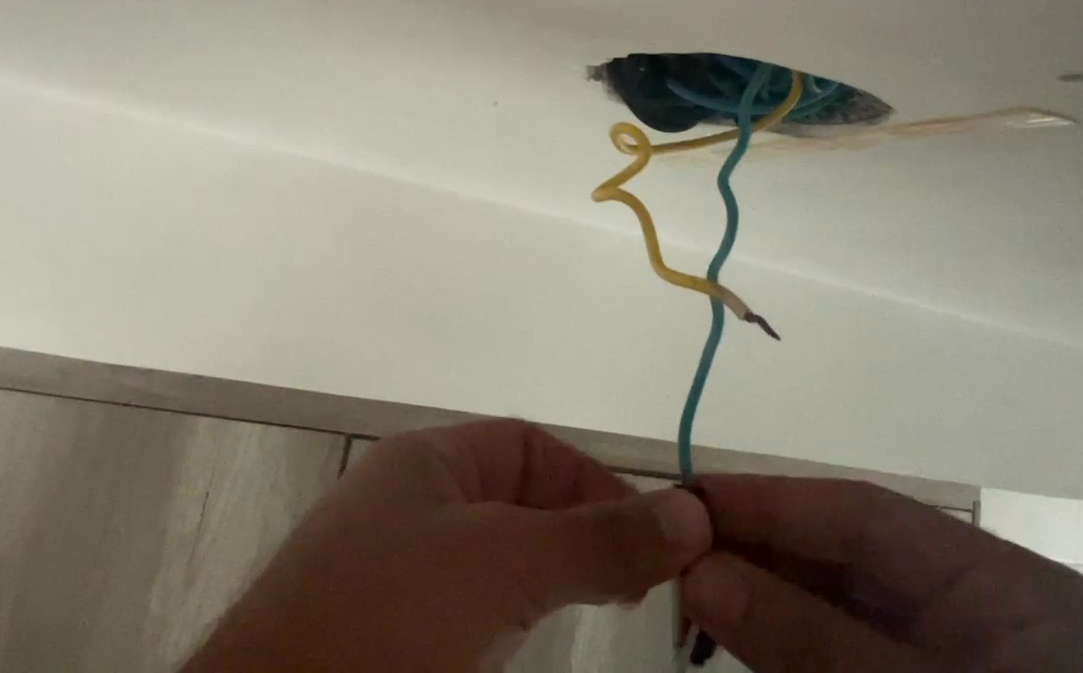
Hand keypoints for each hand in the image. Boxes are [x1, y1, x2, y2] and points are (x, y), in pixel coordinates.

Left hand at [182, 419, 711, 672]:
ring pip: (495, 556)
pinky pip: (468, 604)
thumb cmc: (391, 612)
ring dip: (550, 575)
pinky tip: (530, 636)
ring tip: (600, 606)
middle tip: (634, 584)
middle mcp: (410, 502)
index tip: (650, 538)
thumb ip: (594, 539)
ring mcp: (396, 568)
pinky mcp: (390, 630)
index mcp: (427, 461)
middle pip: (516, 499)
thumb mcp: (502, 563)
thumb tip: (692, 510)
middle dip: (579, 531)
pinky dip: (511, 612)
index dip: (592, 481)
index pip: (528, 446)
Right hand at [680, 475, 1082, 670]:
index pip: (868, 515)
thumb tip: (697, 569)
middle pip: (852, 563)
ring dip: (767, 605)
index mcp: (1012, 593)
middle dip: (762, 553)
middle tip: (671, 551)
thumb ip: (809, 639)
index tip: (689, 498)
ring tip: (690, 596)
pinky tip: (740, 645)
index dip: (773, 500)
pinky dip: (794, 652)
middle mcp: (990, 622)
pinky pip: (849, 662)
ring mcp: (962, 670)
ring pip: (844, 616)